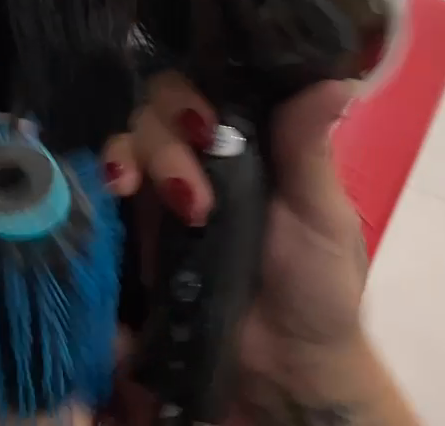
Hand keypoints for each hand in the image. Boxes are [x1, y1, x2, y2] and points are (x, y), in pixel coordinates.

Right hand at [103, 75, 373, 422]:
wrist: (280, 366)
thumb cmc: (316, 286)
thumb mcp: (322, 214)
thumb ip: (309, 147)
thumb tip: (339, 78)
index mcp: (244, 136)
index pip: (205, 83)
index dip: (195, 89)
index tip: (207, 121)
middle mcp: (195, 147)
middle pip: (158, 104)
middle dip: (170, 136)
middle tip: (196, 180)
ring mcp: (159, 178)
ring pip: (130, 134)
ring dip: (144, 158)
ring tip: (172, 202)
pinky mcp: (131, 211)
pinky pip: (106, 173)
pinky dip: (108, 171)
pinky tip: (118, 188)